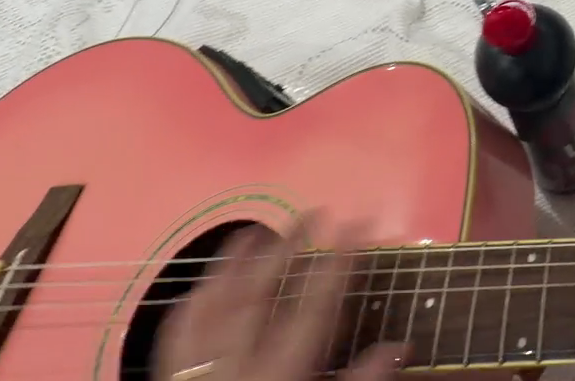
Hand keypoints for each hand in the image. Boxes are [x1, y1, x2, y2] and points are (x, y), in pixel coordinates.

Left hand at [157, 215, 401, 380]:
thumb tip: (399, 347)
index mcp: (278, 379)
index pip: (314, 309)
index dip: (340, 262)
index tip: (360, 223)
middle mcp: (233, 374)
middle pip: (257, 295)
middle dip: (289, 245)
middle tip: (317, 211)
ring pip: (208, 307)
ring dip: (234, 263)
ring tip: (258, 231)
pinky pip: (175, 337)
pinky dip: (194, 302)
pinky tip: (206, 286)